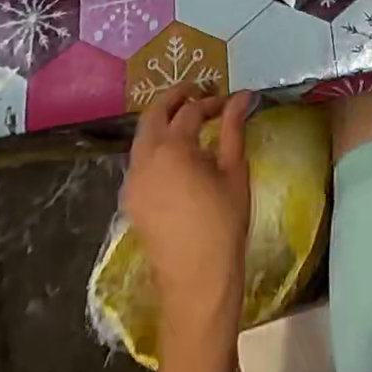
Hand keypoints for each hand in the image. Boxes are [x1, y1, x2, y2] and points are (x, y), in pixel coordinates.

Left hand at [124, 85, 252, 338]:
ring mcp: (132, 179)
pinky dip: (154, 146)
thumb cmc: (224, 224)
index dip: (210, 102)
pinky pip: (139, 160)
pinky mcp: (130, 198)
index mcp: (172, 148)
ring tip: (188, 121)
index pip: (190, 111)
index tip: (228, 102)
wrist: (197, 279)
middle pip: (153, 113)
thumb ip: (233, 129)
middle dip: (175, 98)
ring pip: (142, 136)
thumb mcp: (234, 172)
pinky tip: (175, 155)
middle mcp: (144, 157)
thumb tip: (242, 96)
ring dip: (162, 121)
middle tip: (197, 92)